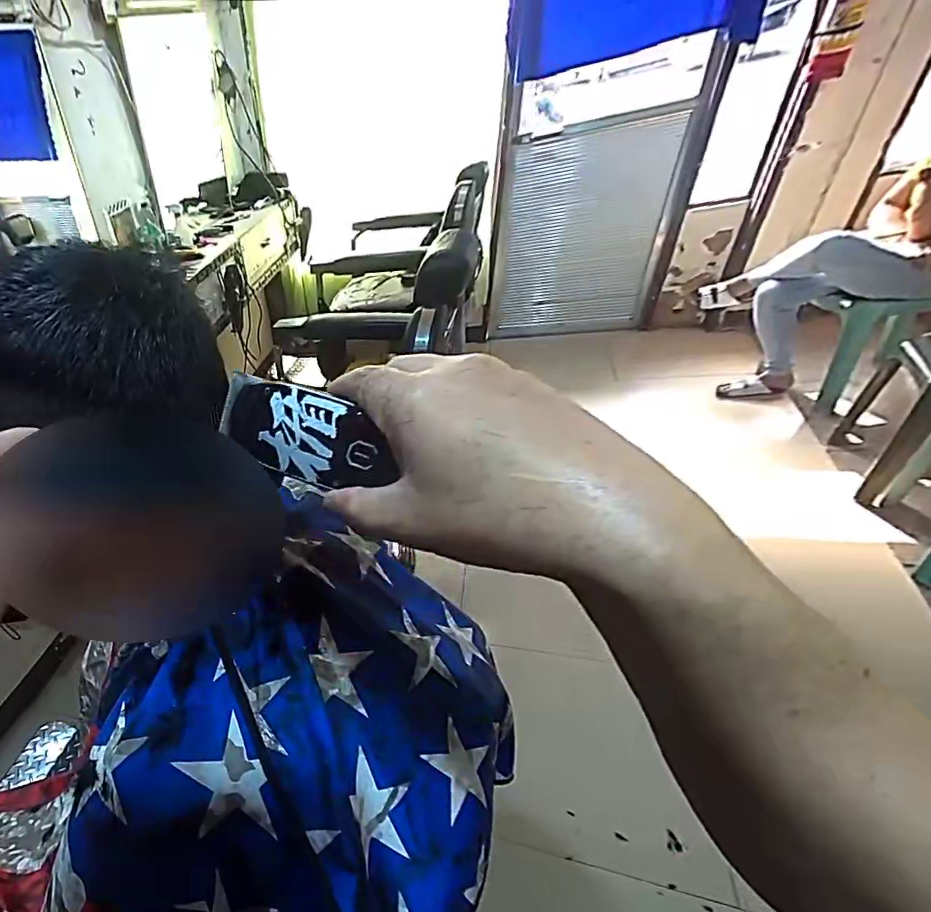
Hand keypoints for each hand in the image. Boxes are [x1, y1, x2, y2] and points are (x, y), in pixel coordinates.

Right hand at [325, 354, 728, 582]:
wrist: (601, 509)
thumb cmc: (489, 513)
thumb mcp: (411, 522)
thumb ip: (358, 509)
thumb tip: (332, 501)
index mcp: (410, 395)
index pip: (354, 380)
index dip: (334, 404)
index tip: (330, 434)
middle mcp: (452, 369)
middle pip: (398, 373)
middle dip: (379, 404)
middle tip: (382, 453)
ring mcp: (500, 372)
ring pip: (442, 381)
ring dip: (424, 407)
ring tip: (434, 457)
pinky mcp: (536, 387)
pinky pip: (482, 390)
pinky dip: (465, 412)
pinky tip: (485, 457)